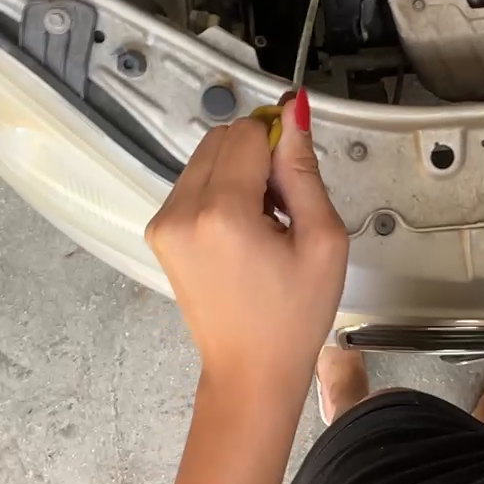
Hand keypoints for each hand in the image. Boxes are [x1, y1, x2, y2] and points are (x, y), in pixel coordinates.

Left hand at [146, 94, 349, 404]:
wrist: (251, 370)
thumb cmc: (293, 316)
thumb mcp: (322, 240)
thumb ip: (304, 170)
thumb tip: (293, 113)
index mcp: (222, 214)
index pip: (247, 132)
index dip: (280, 143)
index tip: (298, 177)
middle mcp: (180, 212)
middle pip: (222, 137)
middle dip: (259, 157)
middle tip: (285, 206)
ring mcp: (163, 222)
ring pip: (206, 156)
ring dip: (241, 172)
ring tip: (266, 222)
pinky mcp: (160, 231)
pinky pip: (193, 182)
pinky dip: (222, 191)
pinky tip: (245, 230)